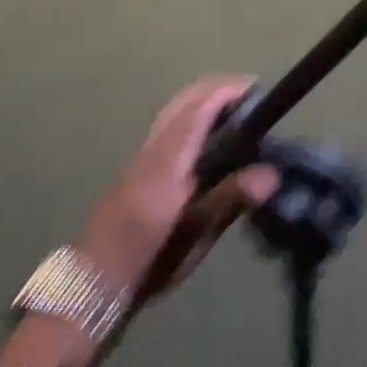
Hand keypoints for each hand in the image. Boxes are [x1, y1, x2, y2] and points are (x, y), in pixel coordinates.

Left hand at [75, 76, 279, 303]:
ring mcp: (140, 156)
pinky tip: (207, 140)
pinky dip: (191, 117)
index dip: (226, 91)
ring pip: (172, 111)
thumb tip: (272, 173)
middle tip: (248, 97)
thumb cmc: (150, 260)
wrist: (94, 280)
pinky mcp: (136, 169)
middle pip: (182, 100)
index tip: (256, 87)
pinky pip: (167, 127)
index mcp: (168, 160)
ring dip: (202, 102)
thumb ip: (230, 199)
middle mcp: (153, 149)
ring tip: (233, 114)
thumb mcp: (195, 236)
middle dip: (215, 89)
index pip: (198, 108)